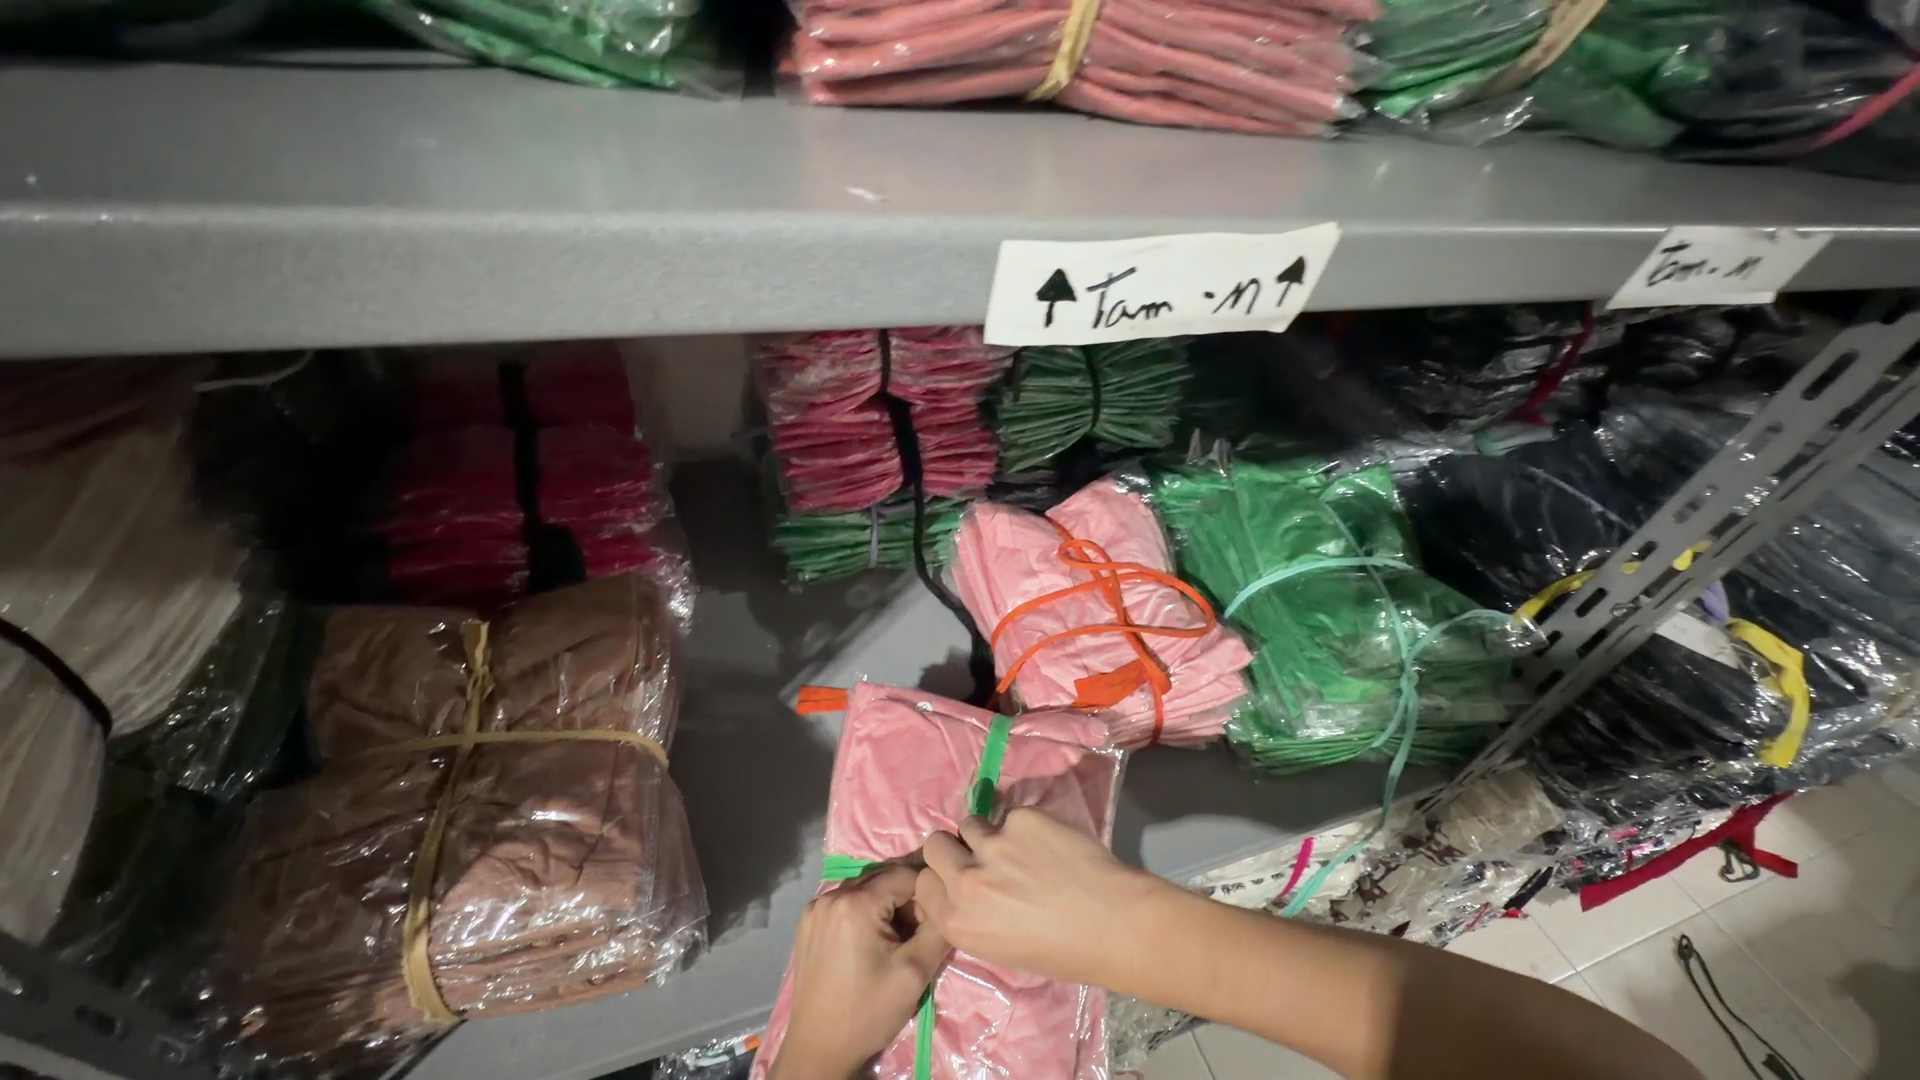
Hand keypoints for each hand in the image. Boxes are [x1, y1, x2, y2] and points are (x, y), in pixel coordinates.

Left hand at [770, 864, 950, 1079]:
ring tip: (896, 941)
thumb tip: (948, 902)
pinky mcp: (808, 923)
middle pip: (883, 879)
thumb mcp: (914, 974)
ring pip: (865, 889)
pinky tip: (872, 943)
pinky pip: (846, 903)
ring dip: (886, 906)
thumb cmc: (867, 1013)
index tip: (934, 922)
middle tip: (918, 932)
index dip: (926, 894)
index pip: (905, 875)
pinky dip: (864, 913)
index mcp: (854, 902)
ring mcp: (815, 908)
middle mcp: (830, 895)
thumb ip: (937, 930)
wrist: (819, 1050)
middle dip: (906, 899)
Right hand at [916, 808, 1166, 982]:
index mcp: (957, 922)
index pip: (923, 882)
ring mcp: (994, 844)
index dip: (942, 877)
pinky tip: (1050, 847)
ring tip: (1020, 850)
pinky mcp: (1023, 818)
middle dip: (954, 848)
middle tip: (981, 857)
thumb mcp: (998, 947)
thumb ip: (970, 913)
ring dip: (989, 835)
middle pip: (935, 844)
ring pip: (971, 824)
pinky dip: (1026, 828)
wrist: (1114, 924)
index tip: (959, 878)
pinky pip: (1012, 816)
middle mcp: (966, 881)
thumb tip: (960, 883)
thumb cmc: (1060, 950)